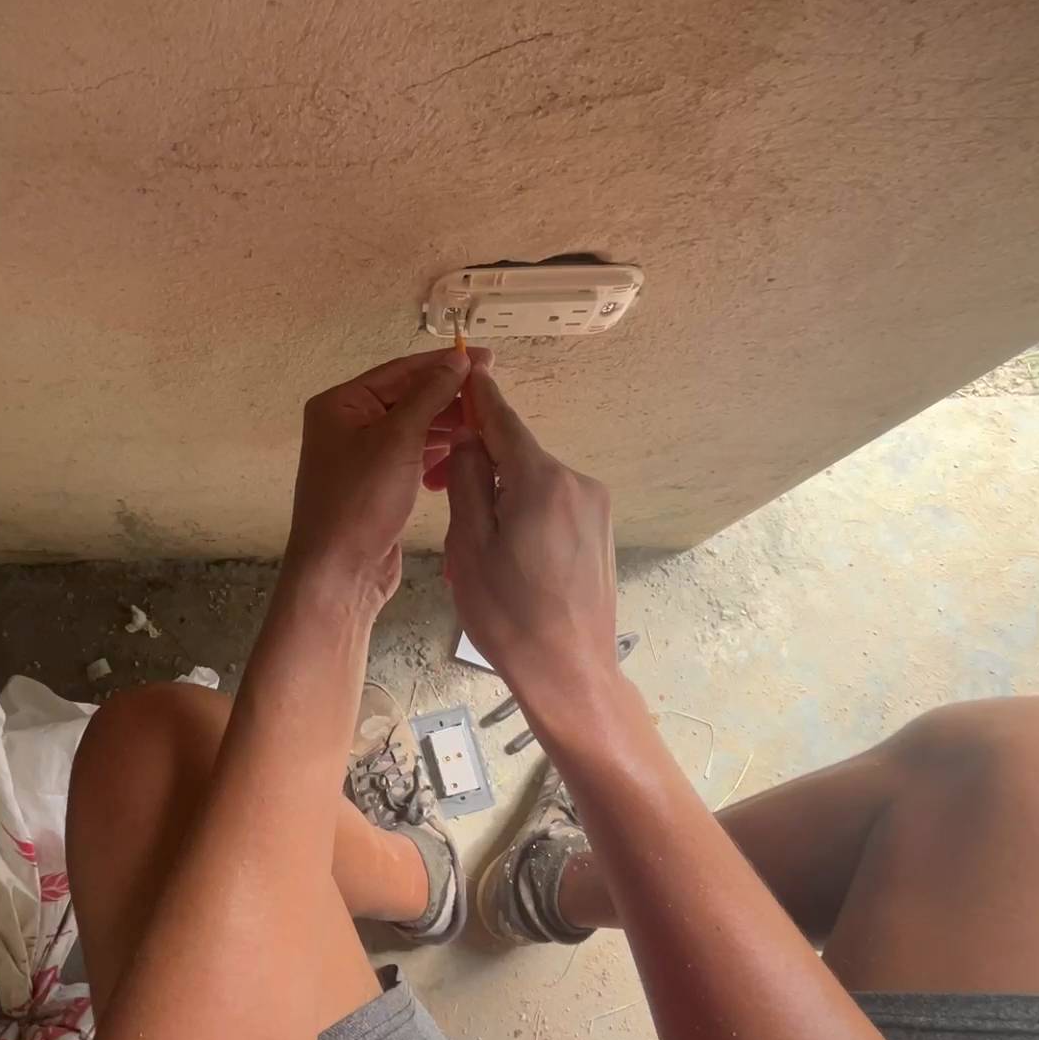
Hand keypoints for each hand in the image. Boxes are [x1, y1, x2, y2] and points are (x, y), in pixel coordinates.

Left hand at [284, 347, 482, 602]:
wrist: (339, 571)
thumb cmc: (360, 501)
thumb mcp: (397, 440)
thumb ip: (430, 395)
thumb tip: (456, 360)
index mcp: (340, 404)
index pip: (401, 371)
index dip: (444, 364)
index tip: (486, 359)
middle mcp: (346, 425)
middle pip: (407, 398)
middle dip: (447, 397)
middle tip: (490, 396)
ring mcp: (361, 456)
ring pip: (412, 429)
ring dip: (444, 427)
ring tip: (480, 426)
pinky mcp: (376, 484)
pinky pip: (410, 457)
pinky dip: (434, 454)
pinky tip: (458, 455)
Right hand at [443, 365, 621, 710]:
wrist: (569, 672)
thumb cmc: (508, 613)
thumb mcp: (469, 544)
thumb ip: (469, 479)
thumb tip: (473, 440)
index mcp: (541, 481)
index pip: (504, 421)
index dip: (480, 396)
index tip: (466, 367)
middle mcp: (577, 483)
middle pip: (517, 455)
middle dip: (479, 463)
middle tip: (438, 490)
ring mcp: (595, 508)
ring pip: (532, 483)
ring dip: (497, 497)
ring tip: (468, 544)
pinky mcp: (600, 531)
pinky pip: (551, 506)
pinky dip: (521, 514)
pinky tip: (503, 553)